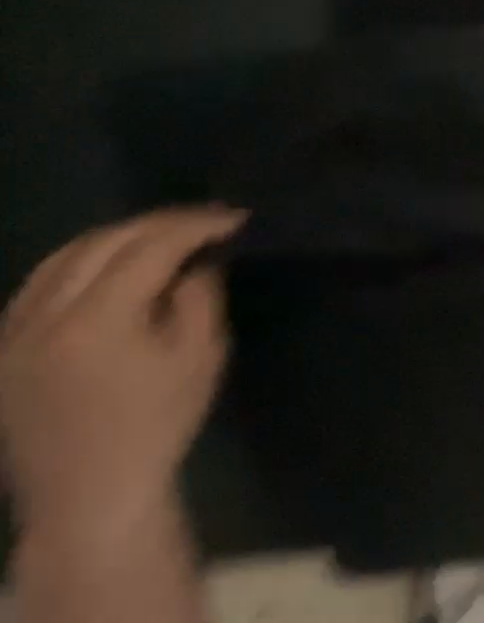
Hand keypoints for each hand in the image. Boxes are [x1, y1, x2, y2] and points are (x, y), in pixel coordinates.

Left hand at [0, 207, 241, 543]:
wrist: (89, 487)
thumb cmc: (159, 421)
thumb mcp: (200, 355)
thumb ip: (198, 296)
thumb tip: (198, 258)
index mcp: (96, 322)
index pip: (149, 248)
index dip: (196, 226)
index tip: (236, 219)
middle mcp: (41, 317)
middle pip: (100, 243)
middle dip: (159, 223)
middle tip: (208, 220)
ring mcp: (11, 332)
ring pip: (63, 257)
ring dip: (119, 237)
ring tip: (166, 235)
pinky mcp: (2, 346)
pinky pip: (41, 283)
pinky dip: (84, 260)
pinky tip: (116, 264)